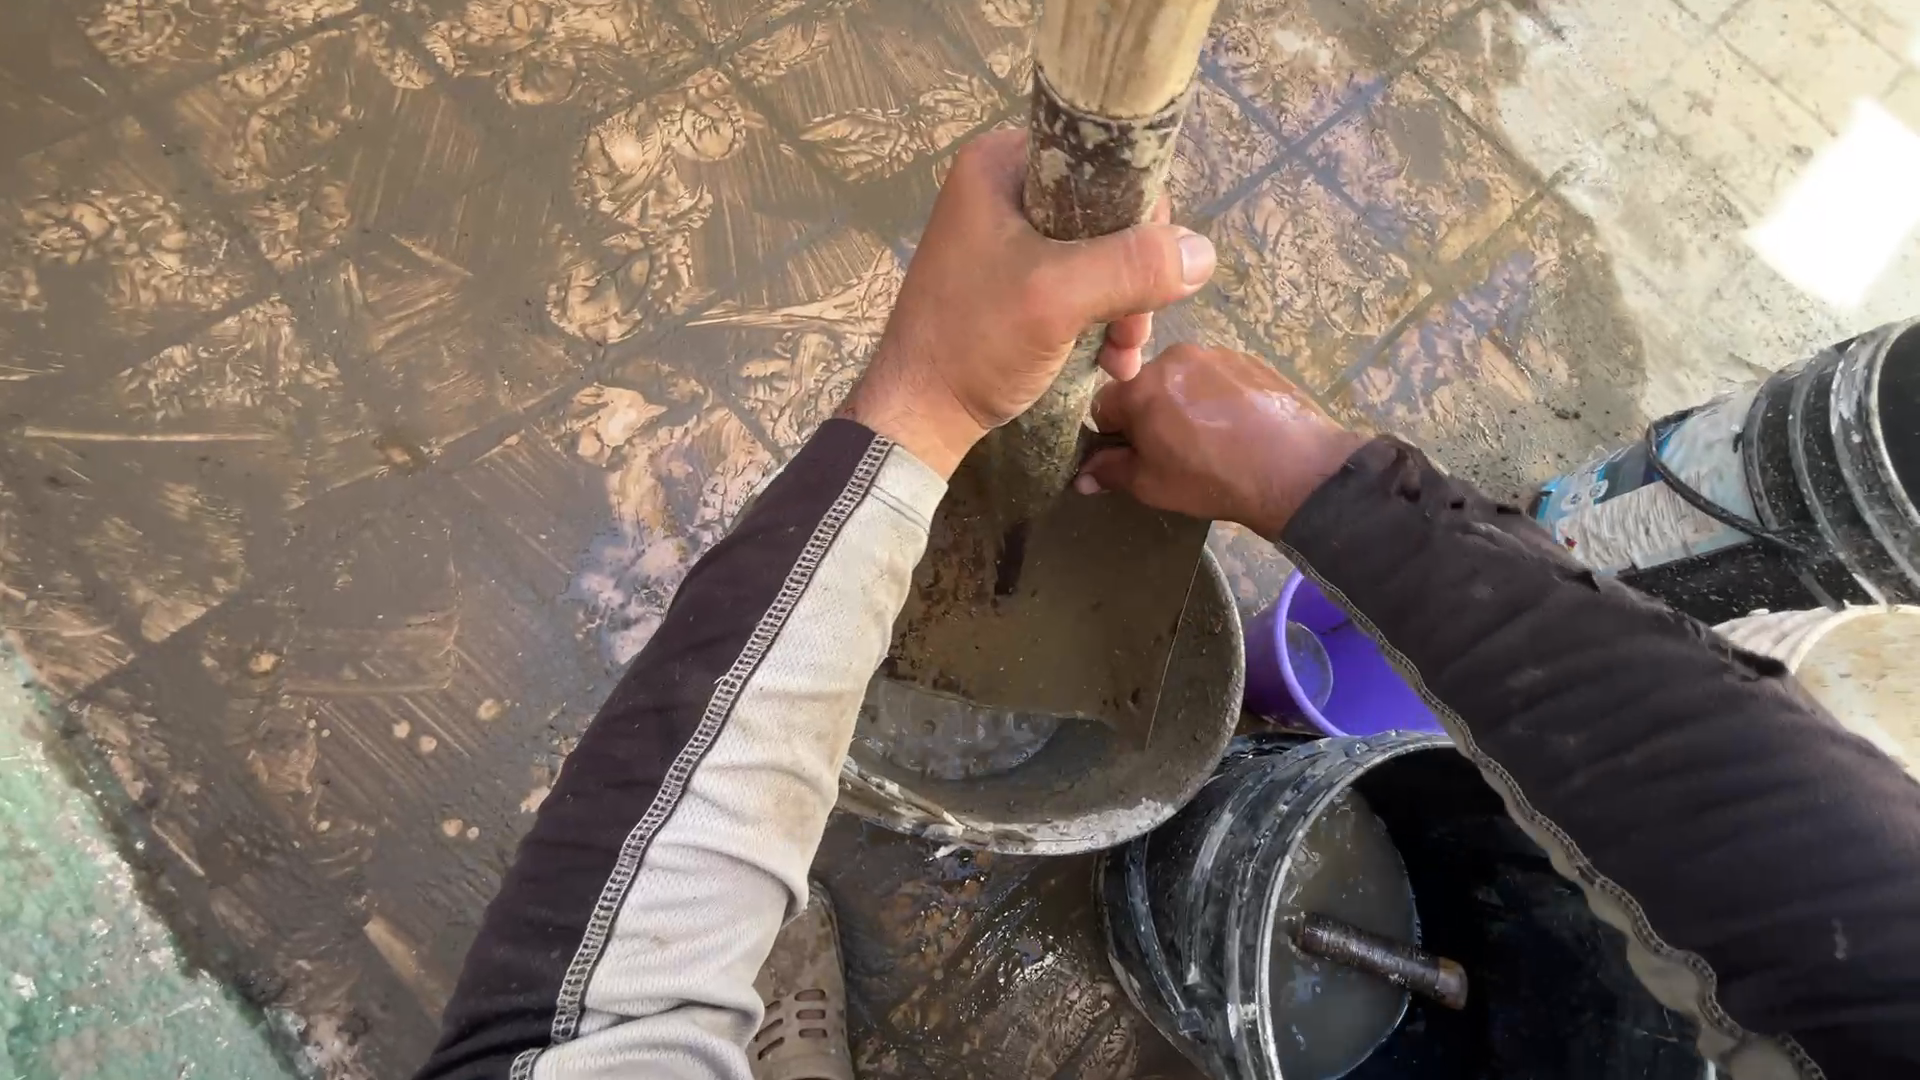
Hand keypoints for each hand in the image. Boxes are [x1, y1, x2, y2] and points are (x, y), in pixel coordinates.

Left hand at [840, 128, 1216, 475]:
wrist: (919, 414)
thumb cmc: (974, 342)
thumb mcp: (1057, 297)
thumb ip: (1132, 266)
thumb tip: (1204, 253)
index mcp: (1003, 165)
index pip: (1102, 162)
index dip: (1140, 213)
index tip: (1150, 269)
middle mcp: (1005, 193)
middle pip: (1106, 216)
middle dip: (1133, 277)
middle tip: (1135, 328)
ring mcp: (1007, 243)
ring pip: (1097, 258)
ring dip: (1122, 309)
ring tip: (1123, 357)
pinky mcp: (1010, 287)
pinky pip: (1075, 289)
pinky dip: (1099, 324)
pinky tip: (1111, 363)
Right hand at [1076, 345, 1367, 536]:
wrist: (1295, 470)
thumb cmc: (1210, 479)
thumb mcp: (1150, 485)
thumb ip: (1110, 473)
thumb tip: (1081, 477)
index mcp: (1142, 386)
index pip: (1103, 405)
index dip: (1110, 434)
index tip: (1128, 455)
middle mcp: (1174, 357)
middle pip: (1144, 386)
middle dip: (1147, 414)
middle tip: (1169, 450)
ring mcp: (1215, 353)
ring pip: (1180, 379)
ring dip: (1181, 403)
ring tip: (1207, 438)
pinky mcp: (1249, 359)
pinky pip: (1214, 377)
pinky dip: (1213, 397)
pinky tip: (1232, 426)